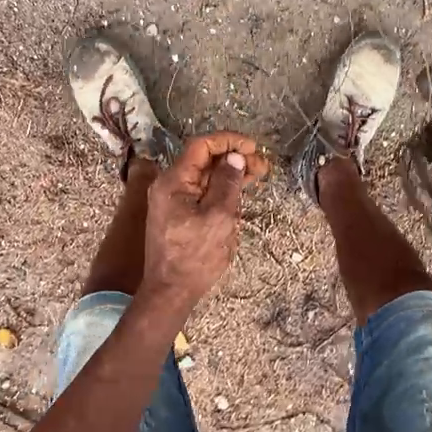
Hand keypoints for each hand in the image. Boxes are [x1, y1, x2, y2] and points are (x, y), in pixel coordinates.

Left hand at [141, 132, 269, 310]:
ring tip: (258, 174)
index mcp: (174, 181)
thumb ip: (227, 183)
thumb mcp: (218, 217)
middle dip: (233, 157)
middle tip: (261, 164)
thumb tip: (236, 157)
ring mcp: (174, 200)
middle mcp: (170, 185)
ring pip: (206, 176)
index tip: (251, 147)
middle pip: (204, 160)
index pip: (201, 146)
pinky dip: (222, 188)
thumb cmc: (195, 256)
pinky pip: (203, 192)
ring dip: (230, 172)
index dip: (228, 141)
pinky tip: (241, 189)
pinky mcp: (180, 213)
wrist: (171, 291)